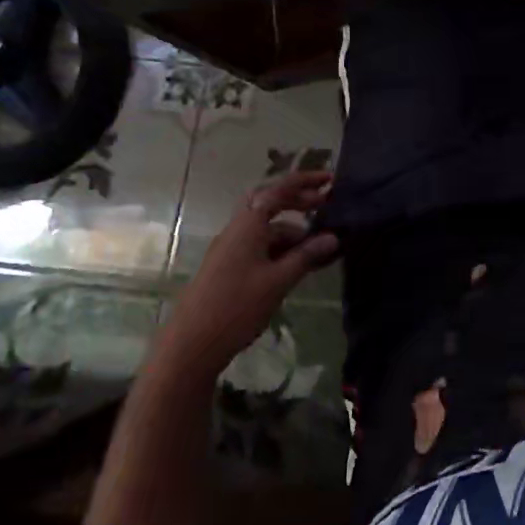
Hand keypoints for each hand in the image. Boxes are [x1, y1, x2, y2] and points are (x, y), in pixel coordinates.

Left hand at [155, 170, 340, 376]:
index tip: (330, 180)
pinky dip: (284, 248)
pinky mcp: (230, 268)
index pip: (277, 191)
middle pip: (267, 203)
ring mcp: (232, 250)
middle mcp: (237, 231)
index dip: (304, 182)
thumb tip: (333, 238)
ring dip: (294, 231)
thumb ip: (306, 256)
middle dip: (297, 200)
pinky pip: (262, 247)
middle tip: (326, 205)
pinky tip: (302, 264)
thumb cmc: (236, 307)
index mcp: (247, 227)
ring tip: (323, 246)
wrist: (191, 344)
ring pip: (267, 229)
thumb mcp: (278, 281)